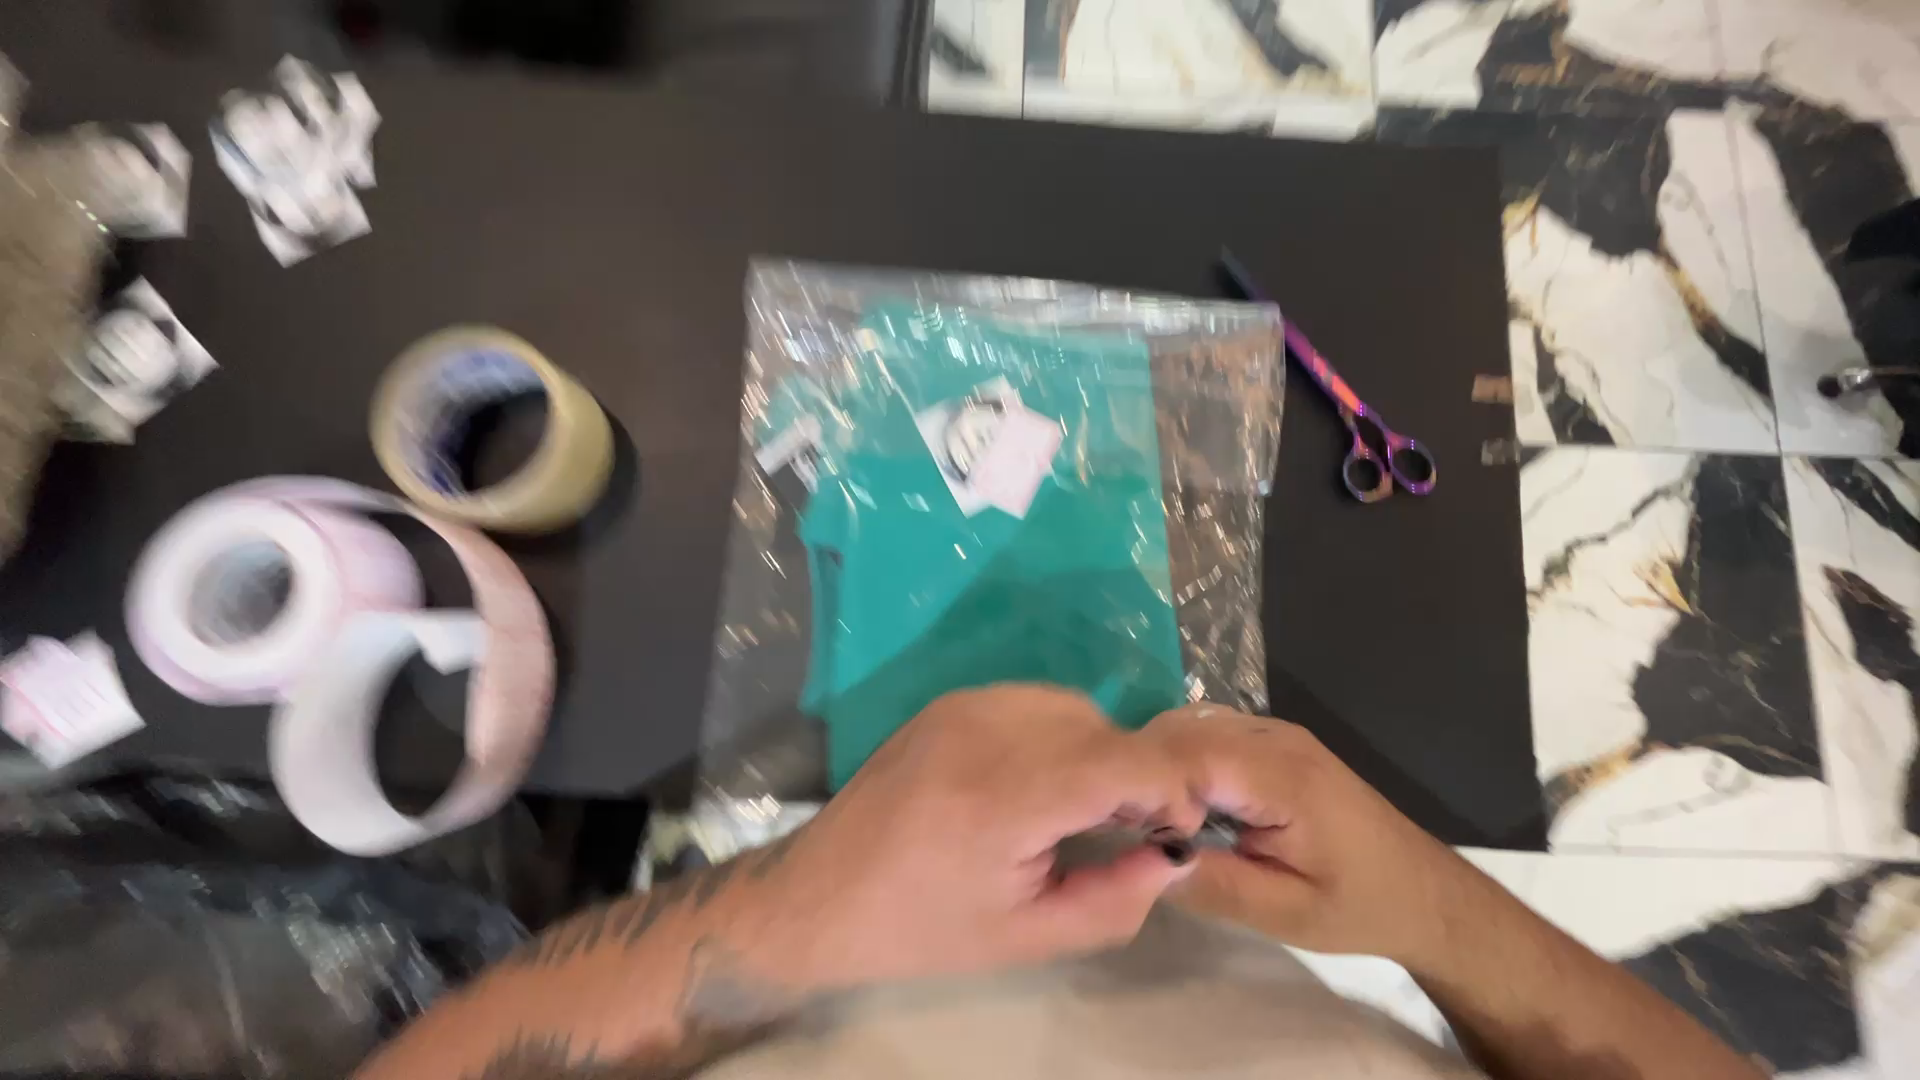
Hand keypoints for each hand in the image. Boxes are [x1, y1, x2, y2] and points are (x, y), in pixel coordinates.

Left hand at [742, 684, 1207, 987]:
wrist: (823, 893)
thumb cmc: (925, 927)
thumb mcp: (1030, 934)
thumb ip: (1116, 899)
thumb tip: (1174, 853)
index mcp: (1005, 794)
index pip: (1123, 760)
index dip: (1169, 790)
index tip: (1172, 831)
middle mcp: (987, 728)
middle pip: (1102, 729)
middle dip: (1132, 776)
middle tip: (1121, 830)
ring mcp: (964, 705)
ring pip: (1072, 707)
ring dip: (1095, 750)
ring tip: (1076, 807)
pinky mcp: (950, 701)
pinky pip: (1033, 701)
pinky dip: (1057, 733)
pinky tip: (1037, 777)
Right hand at [1142, 704, 1480, 969]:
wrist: (1424, 893)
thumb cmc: (1359, 907)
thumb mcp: (1285, 914)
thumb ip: (1214, 884)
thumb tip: (1142, 859)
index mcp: (1282, 775)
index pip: (1189, 754)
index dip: (1148, 784)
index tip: (1133, 828)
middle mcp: (1274, 735)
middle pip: (1181, 729)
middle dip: (1145, 771)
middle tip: (1132, 825)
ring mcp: (1274, 730)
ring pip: (1189, 723)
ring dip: (1159, 762)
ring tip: (1153, 815)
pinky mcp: (1272, 738)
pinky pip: (1208, 731)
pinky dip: (1181, 758)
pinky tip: (1183, 801)